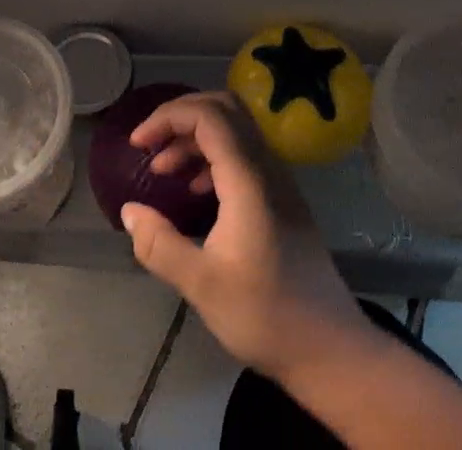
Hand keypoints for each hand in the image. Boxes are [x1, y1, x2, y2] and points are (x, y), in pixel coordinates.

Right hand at [120, 91, 369, 379]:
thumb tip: (129, 211)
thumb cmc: (266, 316)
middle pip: (226, 110)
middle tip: (149, 145)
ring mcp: (280, 185)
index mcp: (249, 182)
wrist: (331, 350)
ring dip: (195, 139)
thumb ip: (159, 244)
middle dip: (181, 117)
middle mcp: (268, 171)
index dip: (168, 117)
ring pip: (236, 133)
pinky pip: (244, 157)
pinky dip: (212, 159)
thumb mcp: (201, 285)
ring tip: (163, 170)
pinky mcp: (283, 202)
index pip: (209, 117)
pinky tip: (194, 192)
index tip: (137, 145)